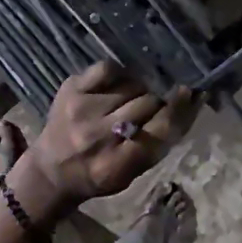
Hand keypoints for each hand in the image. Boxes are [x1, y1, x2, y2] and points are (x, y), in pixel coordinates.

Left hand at [9, 63, 198, 223]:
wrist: (49, 171)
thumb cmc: (98, 174)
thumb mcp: (130, 173)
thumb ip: (159, 142)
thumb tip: (192, 101)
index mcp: (116, 166)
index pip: (160, 129)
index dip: (180, 109)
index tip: (191, 94)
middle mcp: (97, 136)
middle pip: (148, 102)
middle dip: (156, 103)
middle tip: (150, 109)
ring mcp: (81, 110)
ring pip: (132, 86)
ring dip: (137, 91)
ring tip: (129, 101)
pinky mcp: (71, 90)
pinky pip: (108, 68)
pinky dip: (119, 74)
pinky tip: (117, 85)